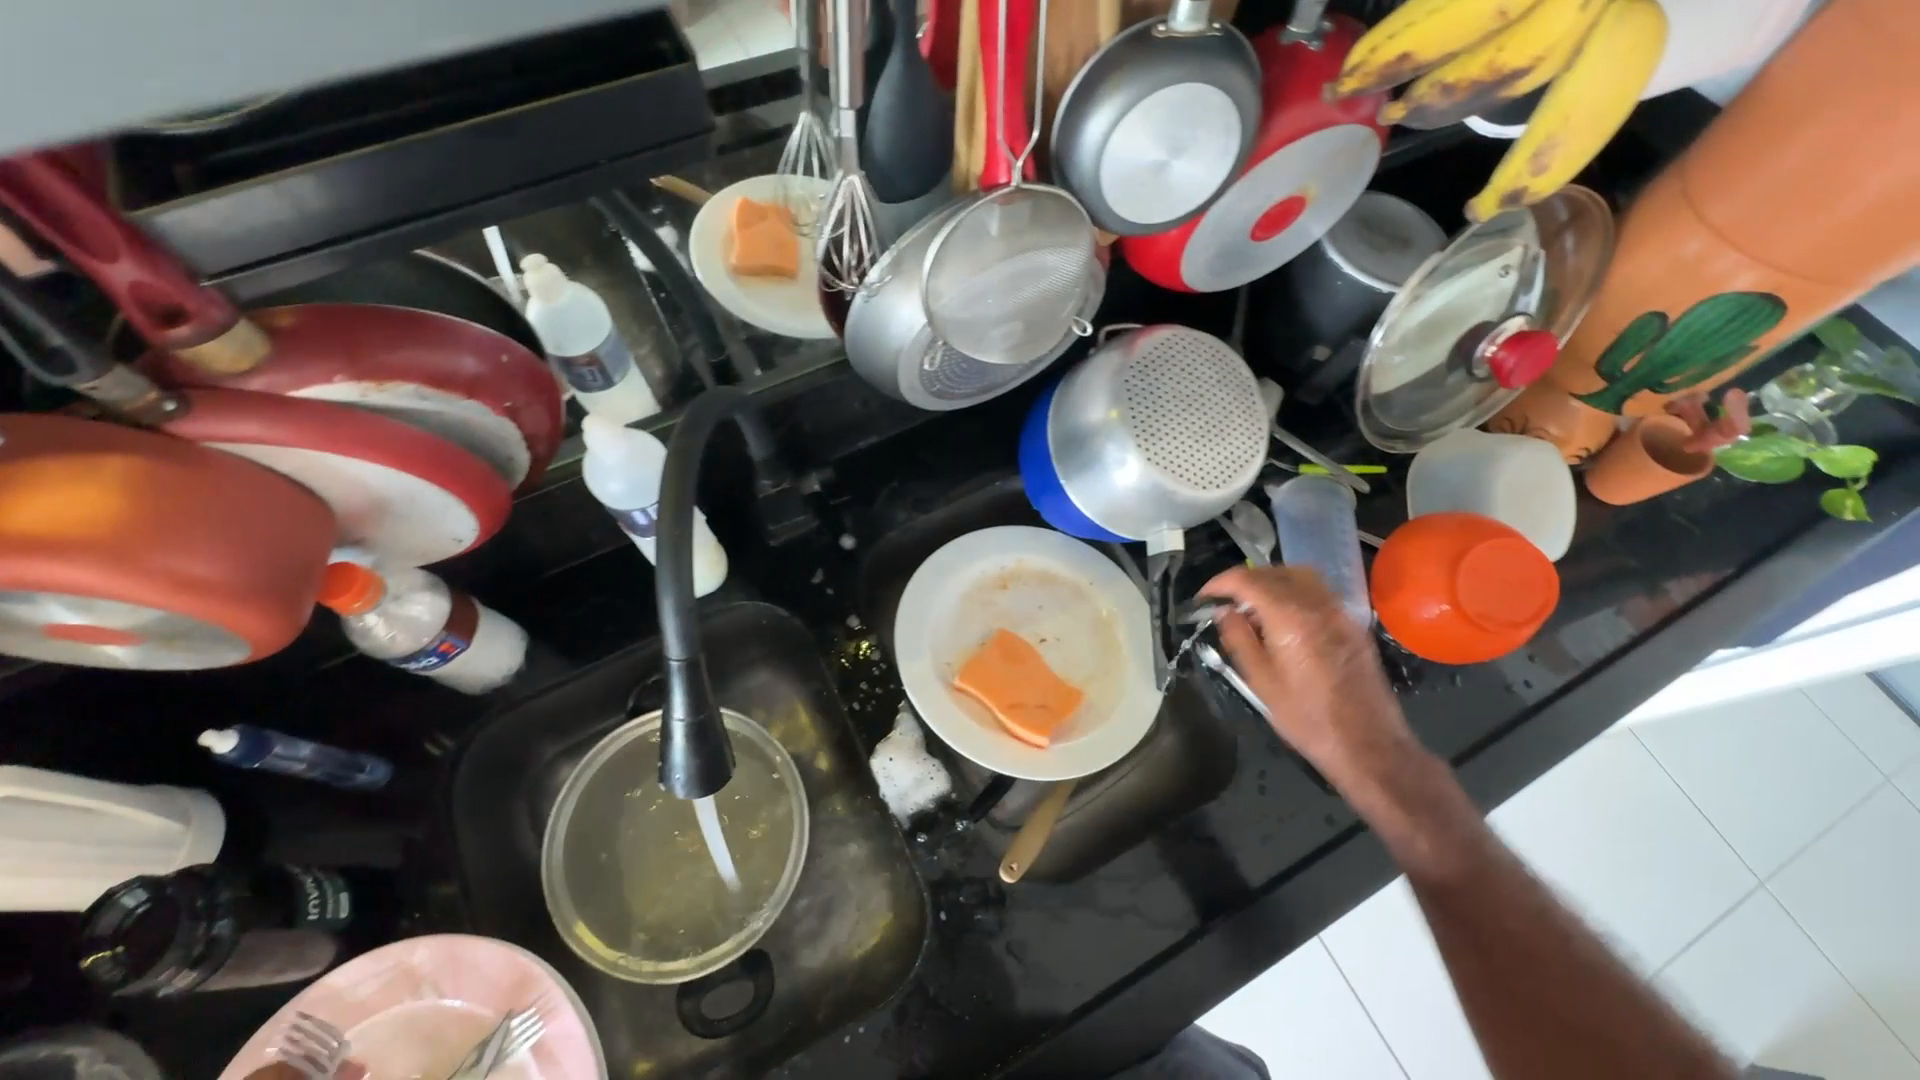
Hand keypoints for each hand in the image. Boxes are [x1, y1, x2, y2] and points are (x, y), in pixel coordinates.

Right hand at [1201, 566, 1424, 794]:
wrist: (1367, 742)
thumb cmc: (1306, 717)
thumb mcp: (1260, 682)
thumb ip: (1239, 639)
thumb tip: (1224, 611)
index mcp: (1289, 617)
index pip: (1247, 580)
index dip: (1219, 583)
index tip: (1204, 598)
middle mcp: (1317, 604)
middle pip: (1274, 572)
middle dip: (1244, 581)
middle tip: (1225, 604)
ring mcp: (1340, 612)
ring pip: (1299, 576)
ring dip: (1270, 582)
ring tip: (1252, 607)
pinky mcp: (1353, 625)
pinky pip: (1318, 592)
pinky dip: (1293, 592)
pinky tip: (1283, 619)